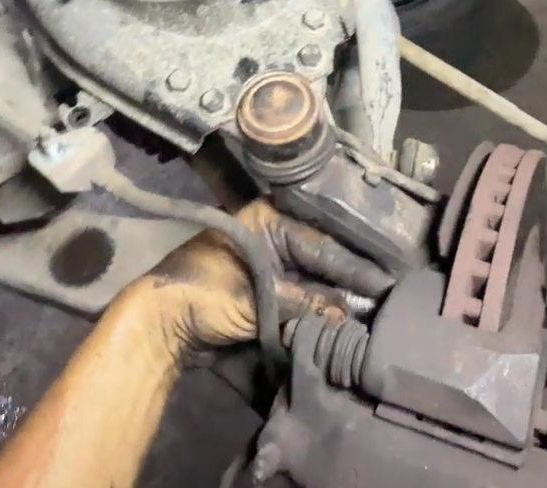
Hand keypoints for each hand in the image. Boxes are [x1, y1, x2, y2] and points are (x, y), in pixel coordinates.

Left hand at [124, 200, 389, 355]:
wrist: (161, 326)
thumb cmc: (202, 294)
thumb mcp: (256, 299)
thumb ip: (305, 305)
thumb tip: (349, 316)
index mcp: (268, 220)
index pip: (322, 244)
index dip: (354, 266)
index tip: (384, 282)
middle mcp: (273, 236)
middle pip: (322, 258)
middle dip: (350, 279)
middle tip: (385, 296)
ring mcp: (270, 264)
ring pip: (314, 279)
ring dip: (338, 297)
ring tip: (372, 309)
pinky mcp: (266, 291)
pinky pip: (301, 296)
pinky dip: (319, 308)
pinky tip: (344, 319)